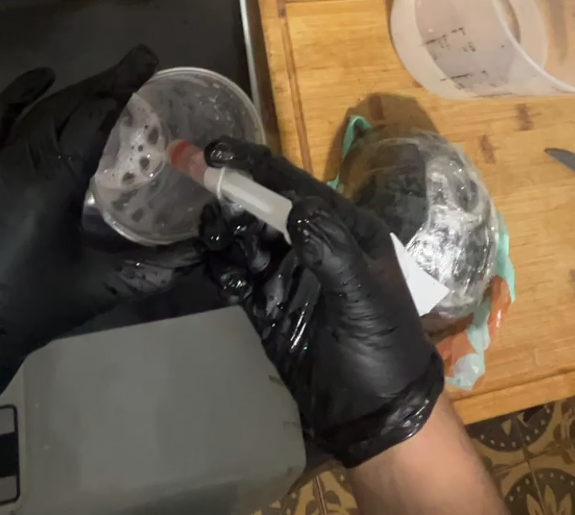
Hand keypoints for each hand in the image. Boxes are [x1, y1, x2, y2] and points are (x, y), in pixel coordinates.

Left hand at [0, 46, 198, 412]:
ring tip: (111, 79)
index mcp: (52, 187)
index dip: (122, 85)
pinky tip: (43, 77)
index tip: (148, 62)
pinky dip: (17, 94)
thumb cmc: (35, 308)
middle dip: (107, 81)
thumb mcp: (101, 288)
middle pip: (69, 106)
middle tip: (140, 65)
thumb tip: (204, 249)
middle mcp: (21, 165)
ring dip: (77, 90)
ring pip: (41, 111)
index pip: (92, 118)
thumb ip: (156, 267)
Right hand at [199, 139, 444, 467]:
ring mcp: (288, 273)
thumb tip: (293, 207)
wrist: (377, 422)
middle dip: (229, 192)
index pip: (292, 185)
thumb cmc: (383, 352)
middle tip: (192, 178)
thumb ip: (331, 251)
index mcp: (343, 228)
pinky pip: (236, 275)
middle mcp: (312, 242)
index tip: (213, 152)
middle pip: (261, 205)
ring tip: (215, 238)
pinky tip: (227, 277)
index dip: (252, 164)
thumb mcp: (364, 299)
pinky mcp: (268, 305)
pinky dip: (225, 269)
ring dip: (225, 231)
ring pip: (244, 237)